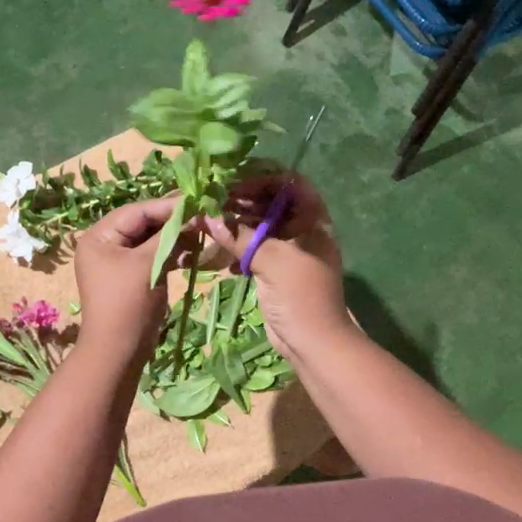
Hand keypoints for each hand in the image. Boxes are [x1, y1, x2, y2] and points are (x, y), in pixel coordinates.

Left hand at [75, 195, 191, 357]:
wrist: (119, 351)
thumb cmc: (128, 304)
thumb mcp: (148, 264)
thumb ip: (169, 235)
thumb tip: (193, 212)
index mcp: (99, 236)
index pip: (137, 211)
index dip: (168, 206)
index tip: (197, 201)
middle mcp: (105, 244)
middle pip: (144, 223)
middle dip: (173, 222)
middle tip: (203, 214)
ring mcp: (118, 262)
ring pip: (151, 240)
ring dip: (176, 238)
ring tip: (201, 234)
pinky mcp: (132, 277)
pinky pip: (153, 257)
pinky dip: (171, 254)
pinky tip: (192, 254)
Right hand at [201, 174, 350, 358]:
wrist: (314, 343)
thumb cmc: (301, 295)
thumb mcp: (272, 260)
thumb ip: (240, 236)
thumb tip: (207, 216)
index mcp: (312, 219)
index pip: (289, 182)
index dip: (263, 178)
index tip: (233, 183)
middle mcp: (303, 230)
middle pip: (271, 203)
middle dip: (242, 202)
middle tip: (212, 203)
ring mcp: (290, 251)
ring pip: (260, 228)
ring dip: (236, 226)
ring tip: (210, 225)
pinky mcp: (277, 272)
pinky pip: (256, 251)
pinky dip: (239, 251)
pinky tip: (222, 259)